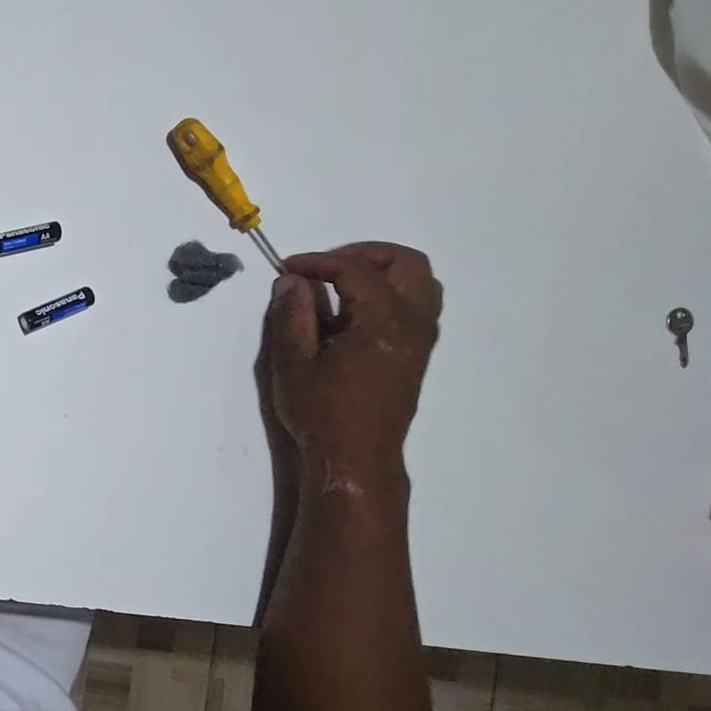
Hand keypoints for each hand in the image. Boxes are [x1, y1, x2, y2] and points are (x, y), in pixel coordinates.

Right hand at [265, 243, 441, 474]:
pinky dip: (389, 292)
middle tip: (323, 268)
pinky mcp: (418, 351)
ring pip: (418, 281)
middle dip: (363, 255)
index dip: (319, 262)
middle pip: (405, 263)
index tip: (287, 267)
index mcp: (384, 322)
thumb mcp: (293, 365)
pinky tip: (353, 313)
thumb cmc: (321, 412)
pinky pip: (416, 303)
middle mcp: (414, 321)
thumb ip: (292, 317)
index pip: (356, 271)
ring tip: (339, 287)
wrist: (355, 455)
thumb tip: (291, 282)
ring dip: (381, 272)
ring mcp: (422, 336)